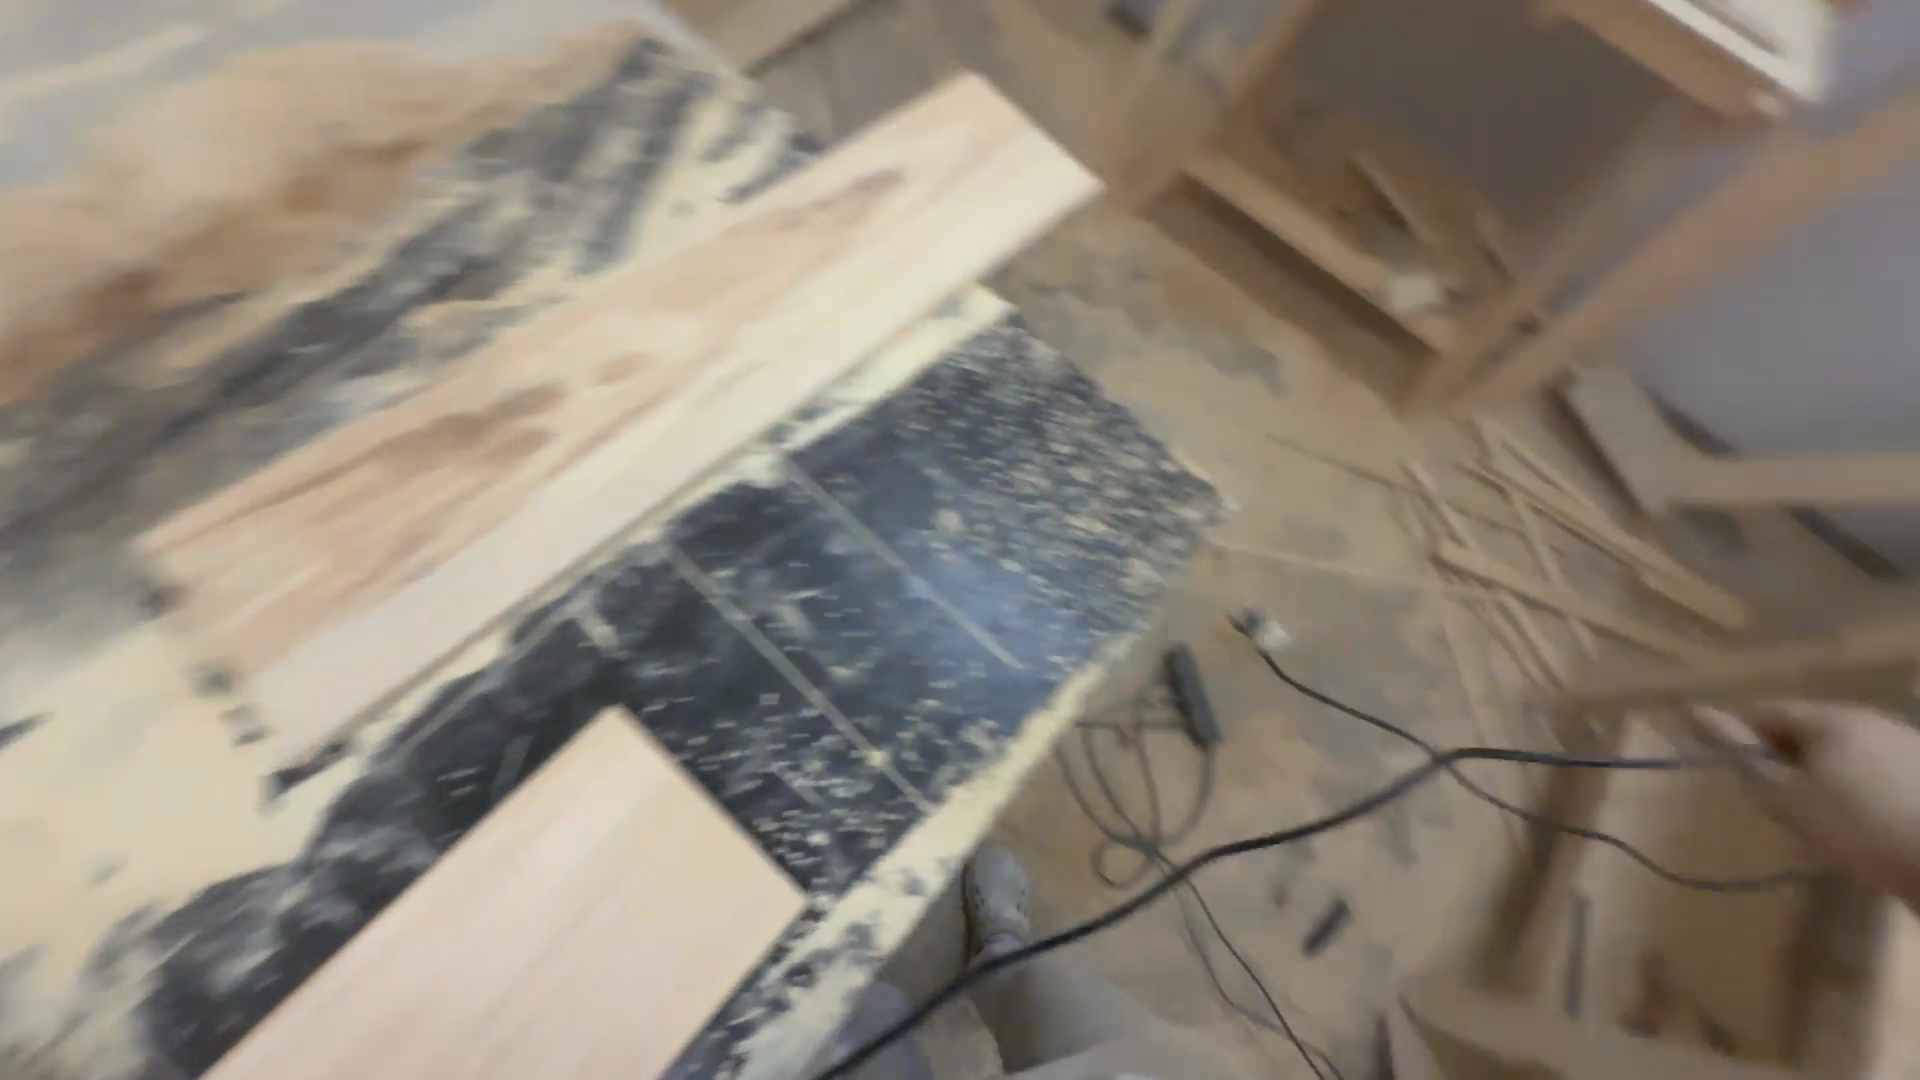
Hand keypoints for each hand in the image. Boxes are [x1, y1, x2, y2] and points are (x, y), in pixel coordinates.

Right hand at [1688, 700, 1919, 908]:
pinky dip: (1864, 784)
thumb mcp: (1782, 793)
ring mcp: (1913, 744)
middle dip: (1787, 757)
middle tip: (1783, 798)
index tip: (1744, 776)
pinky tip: (1872, 819)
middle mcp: (1874, 719)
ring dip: (1826, 771)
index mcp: (1832, 719)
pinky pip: (1881, 765)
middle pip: (1806, 728)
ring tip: (1829, 813)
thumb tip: (1691, 710)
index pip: (1762, 712)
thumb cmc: (1858, 829)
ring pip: (1845, 748)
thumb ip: (1736, 750)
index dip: (1742, 740)